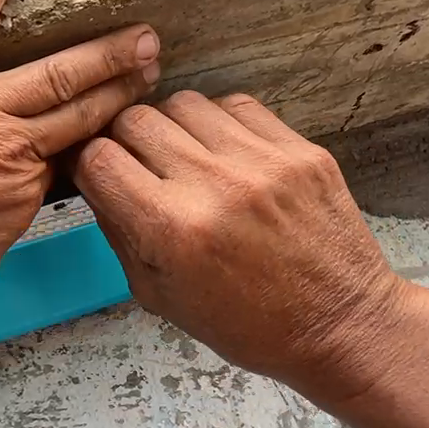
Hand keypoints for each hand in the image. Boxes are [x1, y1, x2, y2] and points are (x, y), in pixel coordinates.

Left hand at [0, 0, 160, 325]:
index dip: (96, 142)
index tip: (116, 129)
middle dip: (123, 89)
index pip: (68, 160)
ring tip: (138, 32)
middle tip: (153, 67)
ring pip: (53, 70)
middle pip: (80, 111)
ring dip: (101, 50)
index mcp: (17, 196)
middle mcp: (8, 146)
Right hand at [72, 90, 414, 403]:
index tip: (96, 173)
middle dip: (123, 140)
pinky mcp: (300, 150)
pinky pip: (235, 104)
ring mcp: (262, 162)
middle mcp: (214, 185)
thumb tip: (93, 178)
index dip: (86, 163)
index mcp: (172, 230)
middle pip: (134, 120)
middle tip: (138, 165)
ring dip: (170, 126)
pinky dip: (216, 122)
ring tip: (182, 155)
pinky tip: (223, 151)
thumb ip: (117, 229)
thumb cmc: (242, 323)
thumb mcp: (157, 293)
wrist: (342, 326)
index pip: (98, 158)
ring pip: (182, 102)